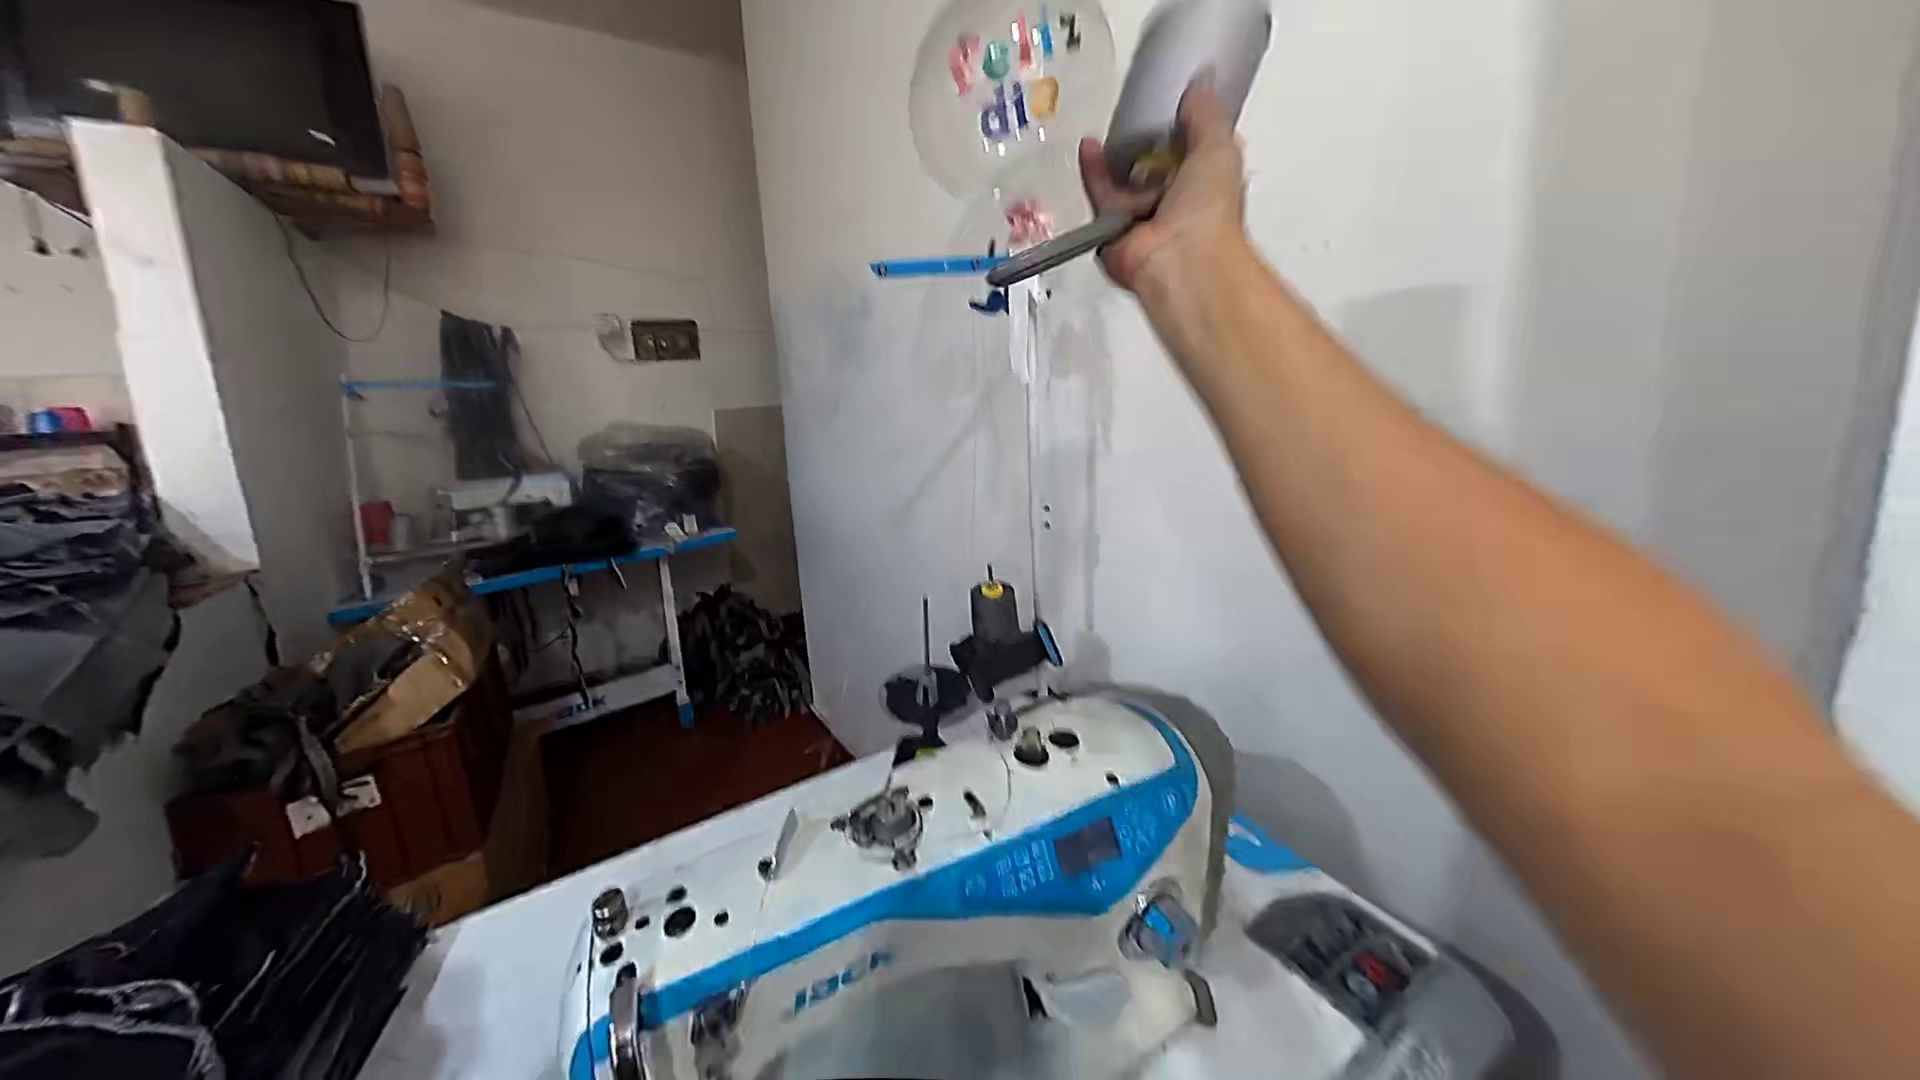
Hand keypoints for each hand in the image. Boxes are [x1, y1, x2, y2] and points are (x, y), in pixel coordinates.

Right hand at [1078, 81, 1248, 293]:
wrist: (1178, 259)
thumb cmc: (1209, 215)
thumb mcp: (1218, 146)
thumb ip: (1206, 115)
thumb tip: (1199, 89)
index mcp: (1204, 187)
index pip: (1189, 153)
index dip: (1180, 131)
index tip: (1170, 108)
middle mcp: (1172, 208)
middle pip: (1150, 170)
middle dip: (1141, 146)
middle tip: (1133, 120)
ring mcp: (1142, 223)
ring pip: (1122, 185)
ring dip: (1112, 159)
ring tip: (1108, 133)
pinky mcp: (1114, 234)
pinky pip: (1100, 200)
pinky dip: (1094, 175)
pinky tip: (1091, 151)